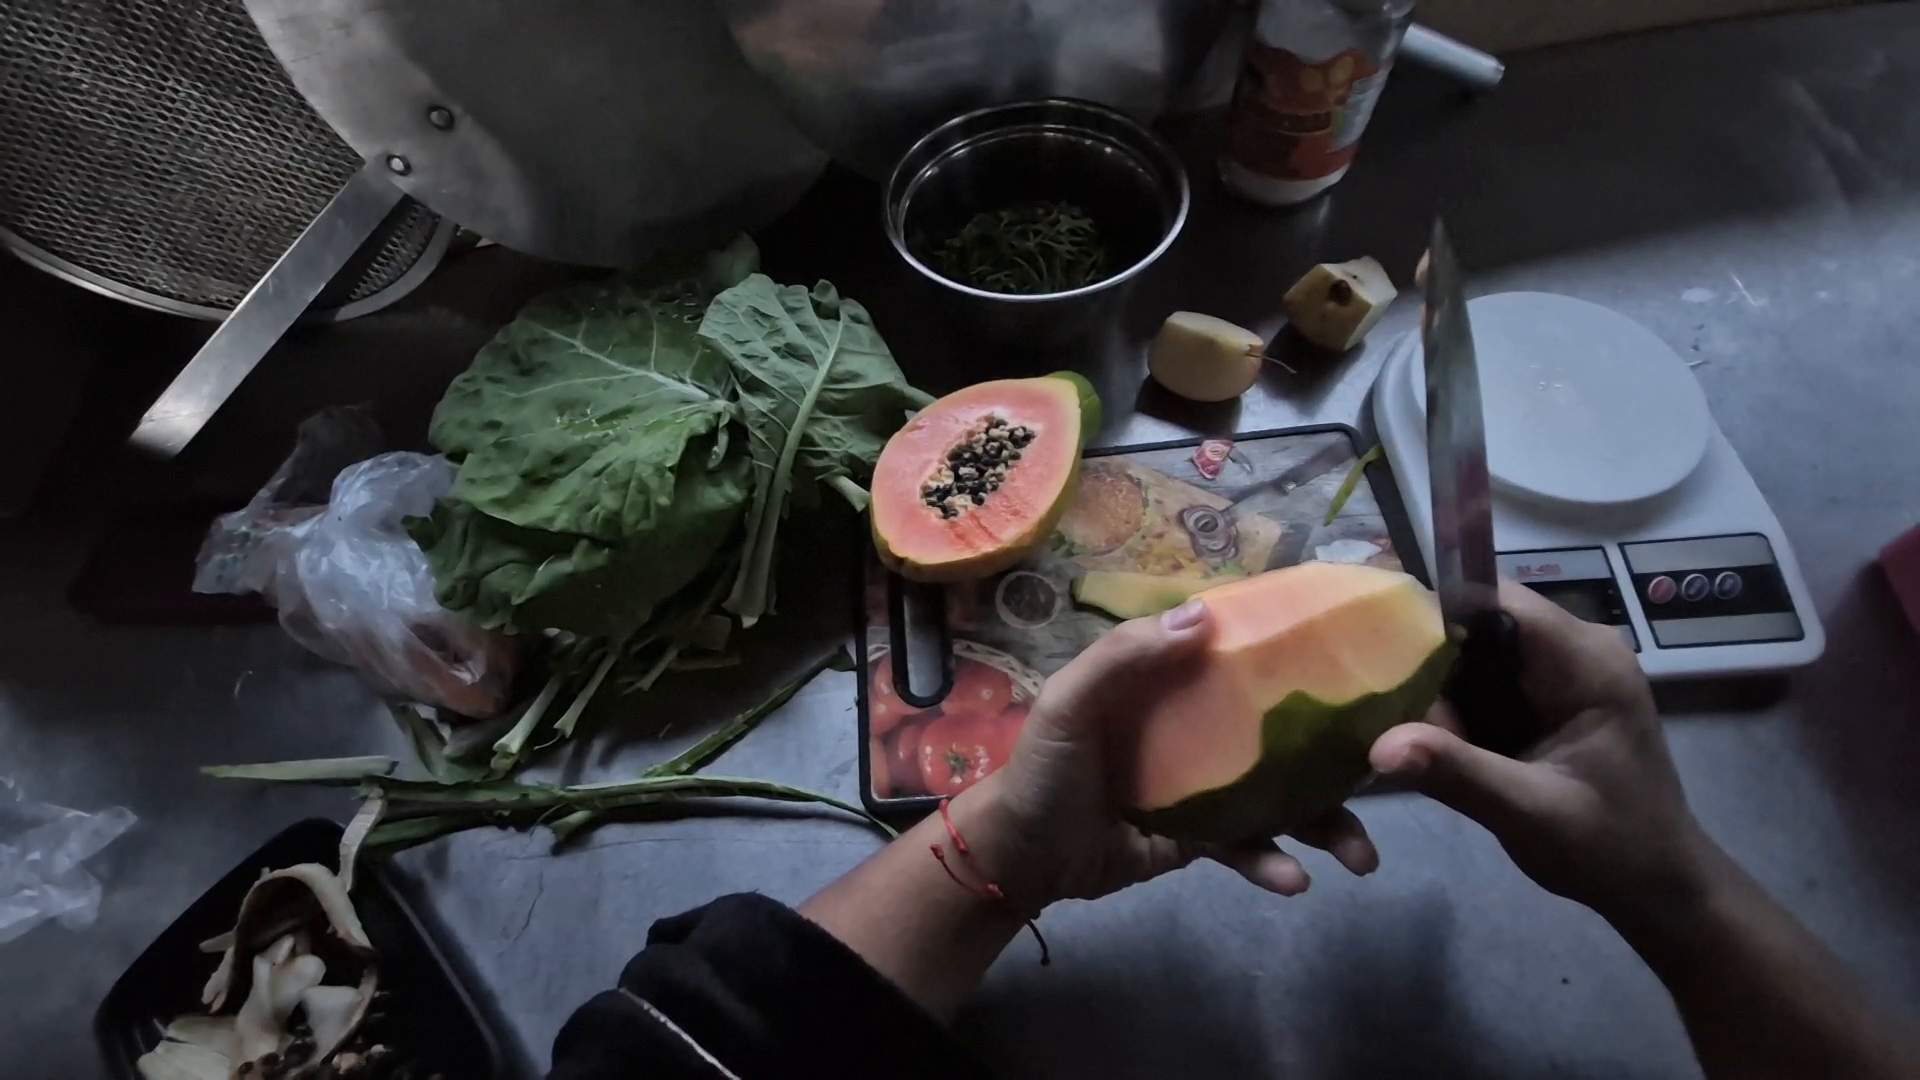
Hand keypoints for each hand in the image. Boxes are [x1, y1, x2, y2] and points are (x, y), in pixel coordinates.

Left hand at [957, 599, 1381, 914]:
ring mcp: (1199, 786)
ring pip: (1274, 794)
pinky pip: (1244, 846)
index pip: (1228, 657)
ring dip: (1321, 821)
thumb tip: (1203, 614)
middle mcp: (1189, 729)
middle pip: (1271, 730)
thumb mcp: (1070, 702)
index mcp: (1162, 686)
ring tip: (1359, 854)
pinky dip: (1269, 863)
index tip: (1348, 654)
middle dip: (1329, 751)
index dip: (1280, 652)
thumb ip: (1123, 656)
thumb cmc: (1044, 765)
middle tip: (1384, 768)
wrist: (1022, 855)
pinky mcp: (1197, 839)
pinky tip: (1292, 881)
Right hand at [1369, 582, 1706, 917]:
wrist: (1658, 890)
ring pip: (1466, 642)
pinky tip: (1425, 726)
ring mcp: (1555, 666)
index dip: (1429, 608)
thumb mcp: (1528, 813)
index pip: (1491, 596)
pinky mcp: (1538, 687)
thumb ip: (1456, 772)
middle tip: (1378, 694)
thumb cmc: (1610, 848)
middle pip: (1471, 615)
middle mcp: (1572, 647)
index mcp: (1586, 661)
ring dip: (1429, 676)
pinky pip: (1473, 668)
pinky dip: (1444, 693)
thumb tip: (1377, 746)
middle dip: (1421, 650)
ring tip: (1398, 716)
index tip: (1371, 638)